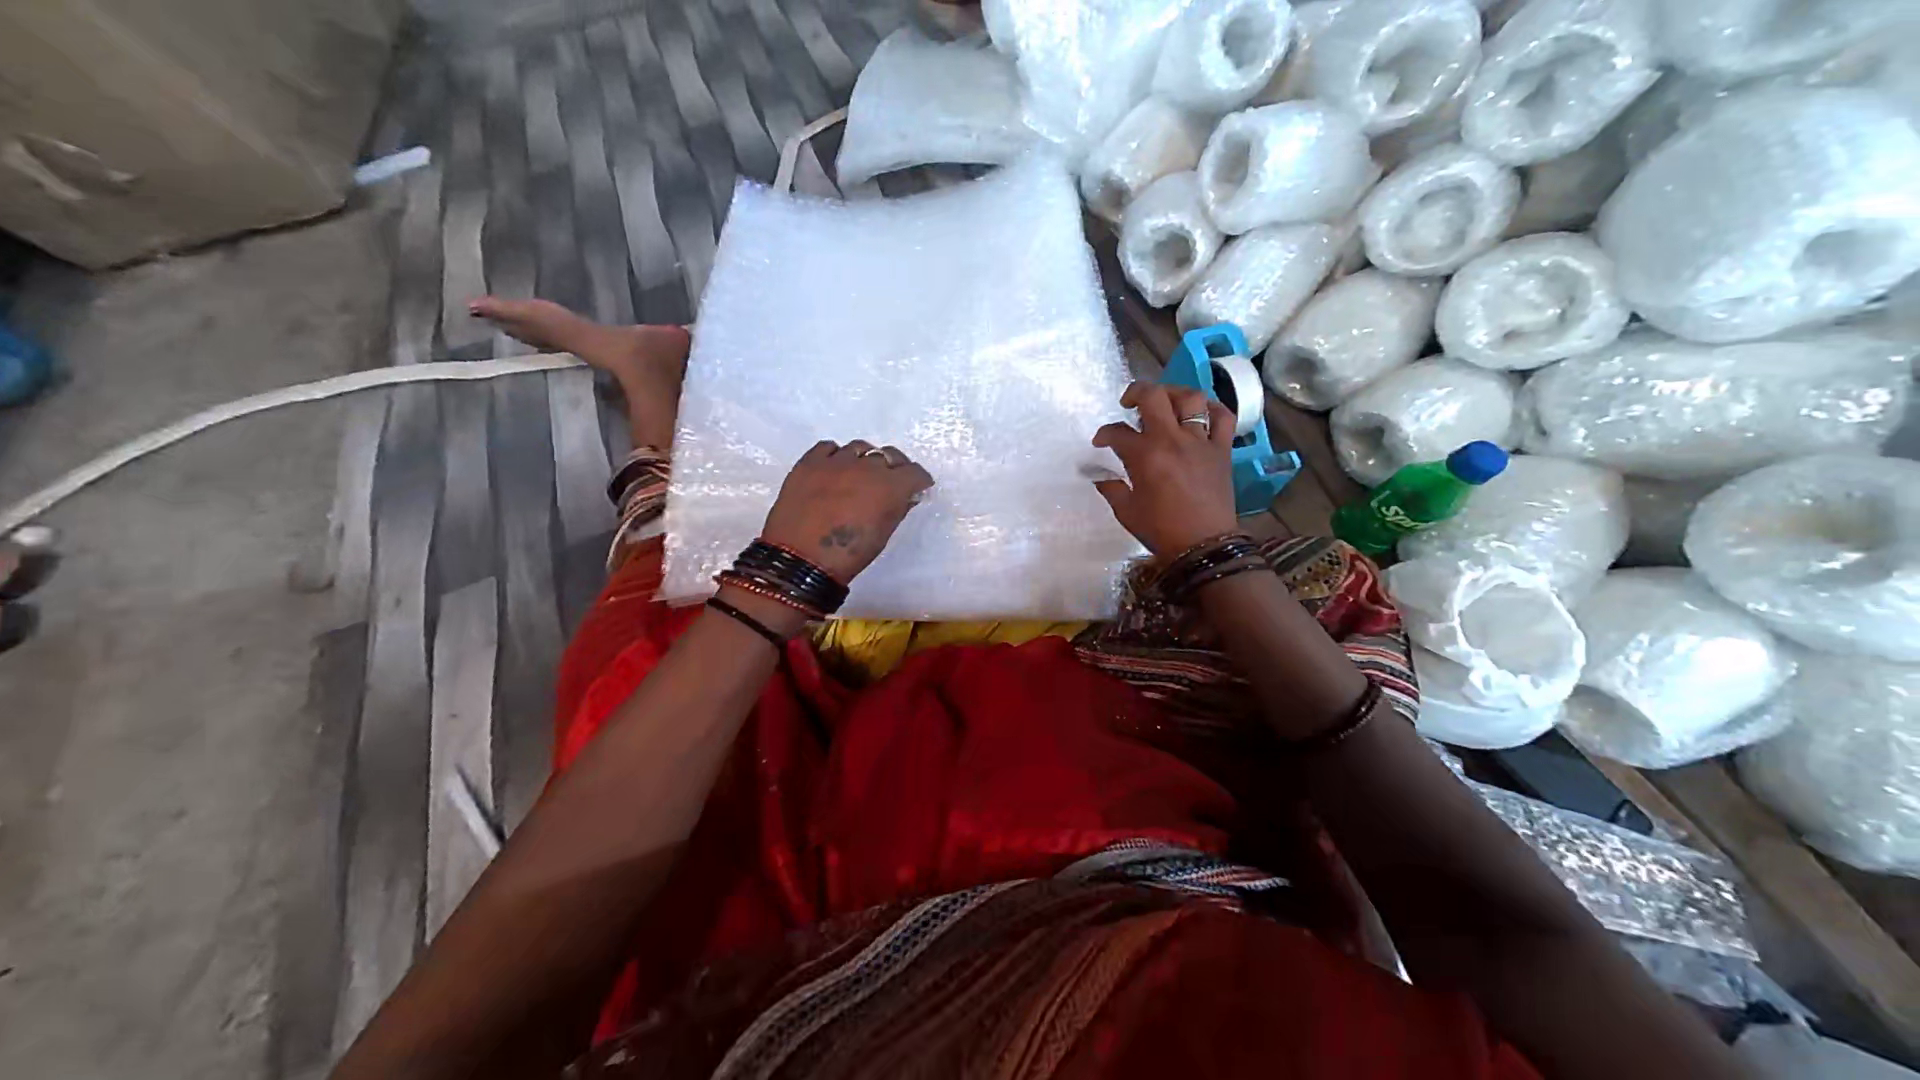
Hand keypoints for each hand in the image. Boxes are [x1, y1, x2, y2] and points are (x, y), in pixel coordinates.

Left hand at [759, 440, 934, 582]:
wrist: (801, 559)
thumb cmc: (849, 554)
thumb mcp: (883, 535)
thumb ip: (897, 509)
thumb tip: (905, 496)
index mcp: (890, 487)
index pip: (914, 472)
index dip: (918, 480)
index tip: (917, 487)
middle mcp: (866, 466)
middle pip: (888, 455)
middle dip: (894, 467)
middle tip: (889, 481)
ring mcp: (836, 462)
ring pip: (858, 448)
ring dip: (864, 459)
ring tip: (859, 474)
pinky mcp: (809, 462)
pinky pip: (827, 448)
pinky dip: (835, 456)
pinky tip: (833, 468)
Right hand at [1092, 382, 1238, 556]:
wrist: (1204, 546)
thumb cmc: (1161, 530)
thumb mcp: (1126, 511)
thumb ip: (1111, 487)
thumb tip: (1098, 474)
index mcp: (1145, 455)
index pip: (1117, 432)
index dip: (1104, 434)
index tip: (1101, 442)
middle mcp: (1172, 439)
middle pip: (1153, 396)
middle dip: (1135, 392)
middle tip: (1129, 403)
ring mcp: (1201, 441)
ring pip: (1190, 398)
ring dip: (1173, 394)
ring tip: (1164, 402)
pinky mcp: (1222, 449)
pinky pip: (1223, 417)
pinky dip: (1212, 409)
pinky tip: (1200, 413)